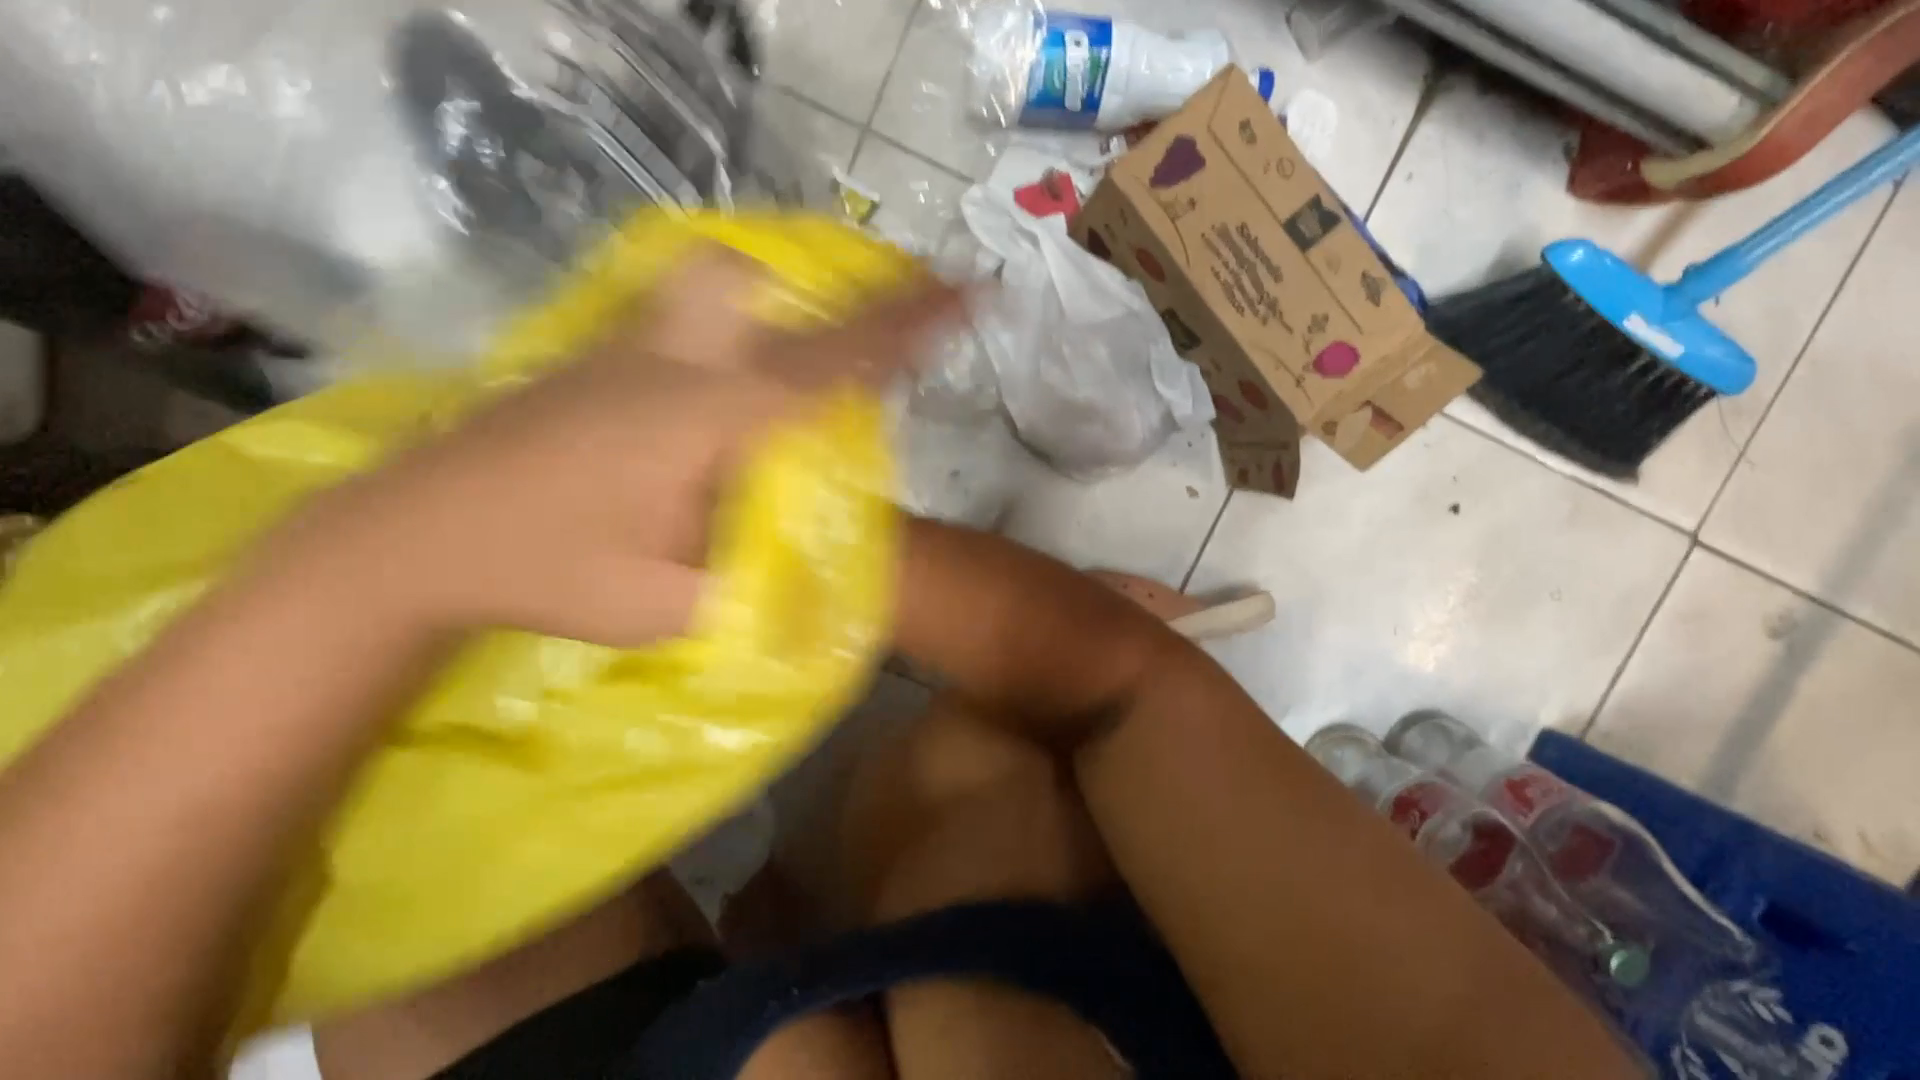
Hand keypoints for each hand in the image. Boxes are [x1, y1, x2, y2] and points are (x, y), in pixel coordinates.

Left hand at [293, 247, 964, 645]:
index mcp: (708, 416)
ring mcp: (620, 354)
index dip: (903, 329)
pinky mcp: (588, 365)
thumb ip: (751, 590)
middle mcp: (672, 363)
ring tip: (786, 358)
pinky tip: (710, 393)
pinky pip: (672, 322)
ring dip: (760, 305)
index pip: (827, 364)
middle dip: (818, 295)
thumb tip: (810, 582)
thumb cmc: (545, 570)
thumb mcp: (667, 605)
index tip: (966, 293)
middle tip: (867, 330)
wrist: (413, 537)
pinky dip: (715, 333)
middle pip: (752, 284)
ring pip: (702, 288)